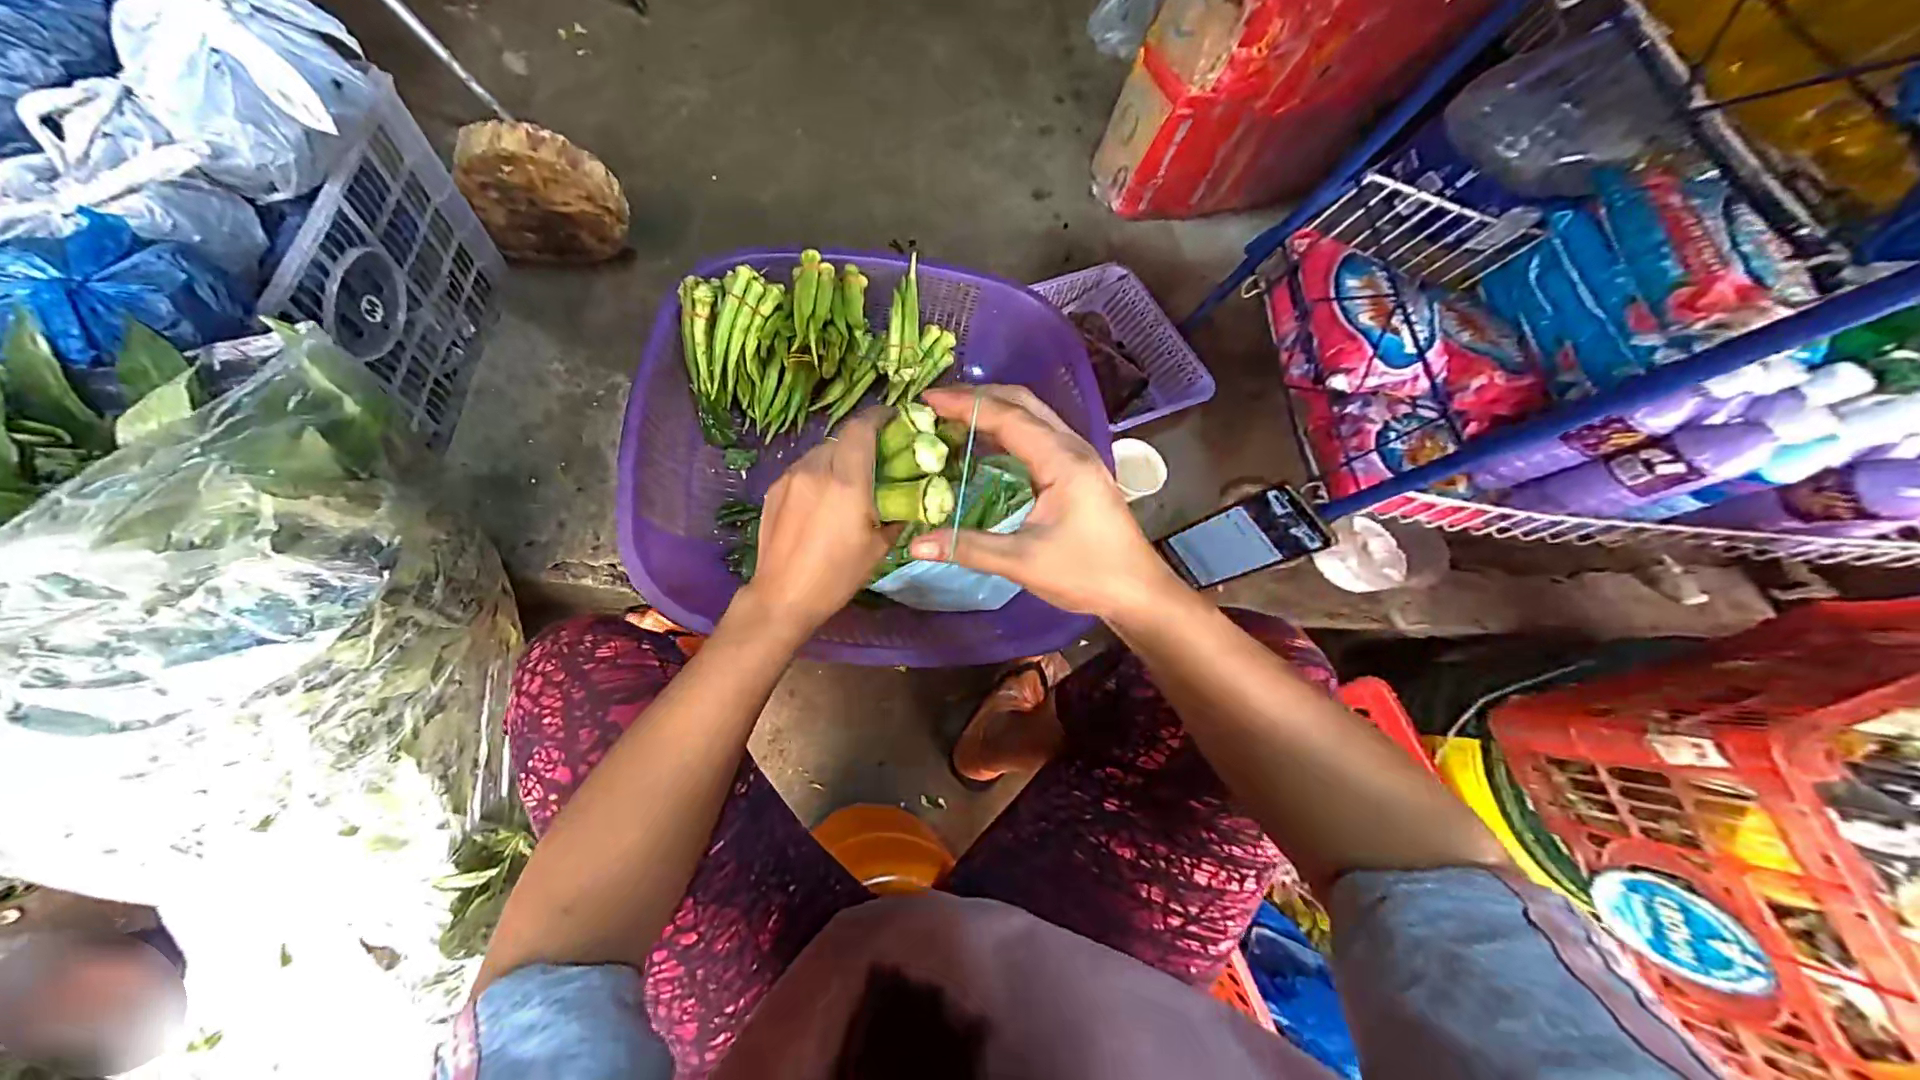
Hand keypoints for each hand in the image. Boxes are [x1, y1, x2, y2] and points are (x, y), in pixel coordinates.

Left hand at [738, 408, 899, 636]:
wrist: (783, 596)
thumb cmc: (838, 575)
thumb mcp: (880, 546)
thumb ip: (897, 512)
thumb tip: (908, 495)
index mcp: (846, 481)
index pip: (862, 428)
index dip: (879, 416)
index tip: (894, 419)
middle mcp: (816, 469)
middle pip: (843, 438)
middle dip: (863, 442)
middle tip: (878, 460)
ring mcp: (790, 477)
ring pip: (821, 452)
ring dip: (840, 458)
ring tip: (850, 483)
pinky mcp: (774, 489)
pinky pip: (804, 468)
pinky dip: (820, 473)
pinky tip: (824, 499)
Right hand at [909, 385, 1187, 624]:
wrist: (1137, 591)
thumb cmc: (1087, 574)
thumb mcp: (1022, 562)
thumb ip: (969, 547)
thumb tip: (916, 545)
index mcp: (1061, 460)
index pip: (1007, 417)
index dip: (964, 406)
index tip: (926, 401)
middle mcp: (1072, 448)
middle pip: (1022, 403)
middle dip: (978, 397)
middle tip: (935, 404)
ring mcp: (1078, 457)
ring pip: (1032, 416)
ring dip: (993, 410)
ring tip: (952, 418)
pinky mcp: (1077, 471)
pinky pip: (1037, 435)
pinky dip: (1007, 431)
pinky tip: (983, 445)